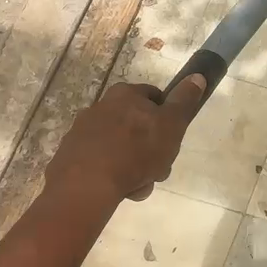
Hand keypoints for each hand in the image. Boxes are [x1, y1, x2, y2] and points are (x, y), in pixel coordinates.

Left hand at [45, 75, 208, 209]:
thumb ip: (185, 100)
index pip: (154, 98)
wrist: (86, 187)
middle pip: (136, 126)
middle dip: (150, 148)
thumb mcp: (172, 124)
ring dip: (133, 165)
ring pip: (119, 147)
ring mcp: (81, 133)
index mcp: (125, 94)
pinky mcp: (68, 157)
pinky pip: (99, 163)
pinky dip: (111, 174)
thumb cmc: (137, 150)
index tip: (172, 138)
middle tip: (158, 168)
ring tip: (139, 186)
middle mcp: (99, 107)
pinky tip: (119, 190)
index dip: (167, 118)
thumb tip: (197, 76)